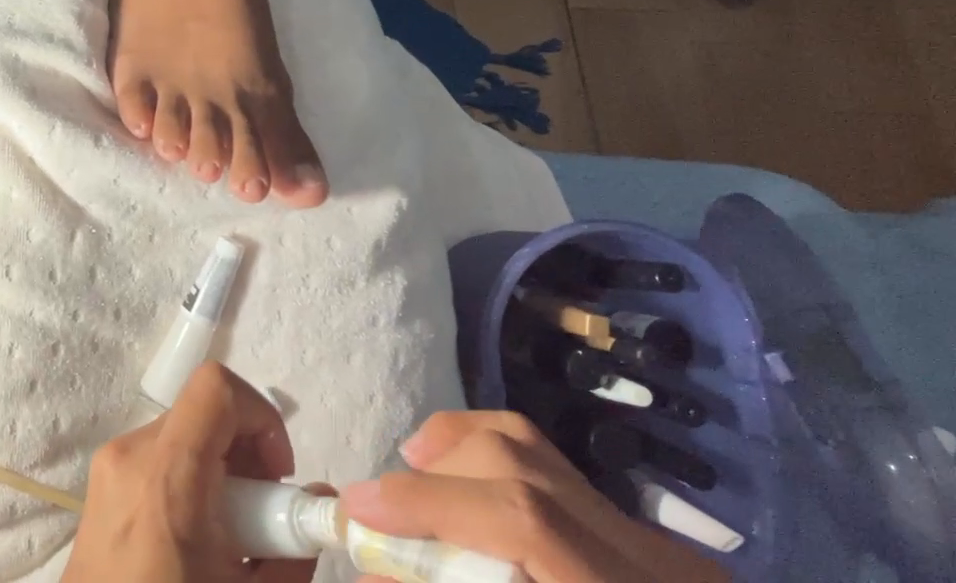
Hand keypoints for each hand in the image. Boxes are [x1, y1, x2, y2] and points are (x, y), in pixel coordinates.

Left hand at [63, 363, 320, 582]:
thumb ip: (294, 552)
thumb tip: (320, 498)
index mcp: (168, 476)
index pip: (216, 388)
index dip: (261, 417)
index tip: (277, 475)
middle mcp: (132, 452)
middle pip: (205, 413)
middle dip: (248, 452)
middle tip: (264, 516)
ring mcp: (110, 462)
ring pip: (184, 432)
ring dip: (222, 466)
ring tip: (232, 534)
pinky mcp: (100, 478)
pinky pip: (160, 454)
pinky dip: (192, 476)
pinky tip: (199, 535)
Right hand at [340, 411, 730, 582]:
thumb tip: (376, 569)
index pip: (527, 519)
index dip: (431, 503)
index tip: (360, 513)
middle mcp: (654, 563)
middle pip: (520, 467)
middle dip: (431, 485)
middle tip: (378, 520)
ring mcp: (651, 541)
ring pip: (529, 446)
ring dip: (449, 460)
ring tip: (410, 498)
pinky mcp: (634, 532)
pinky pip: (542, 456)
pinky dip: (479, 450)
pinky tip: (445, 467)